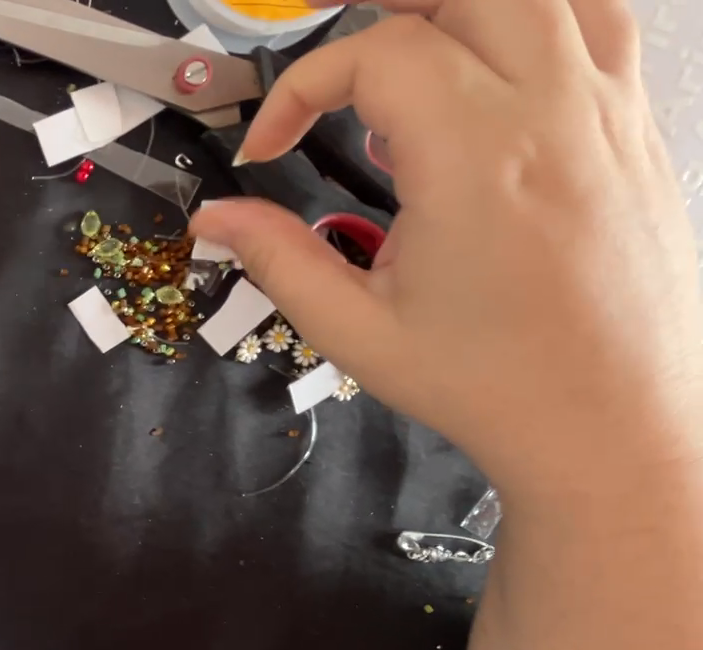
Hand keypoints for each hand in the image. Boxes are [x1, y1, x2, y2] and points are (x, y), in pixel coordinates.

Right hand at [192, 0, 702, 509]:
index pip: (380, 55)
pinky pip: (598, 20)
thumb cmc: (472, 376)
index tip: (262, 154)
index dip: (301, 89)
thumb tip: (209, 217)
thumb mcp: (349, 327)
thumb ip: (276, 257)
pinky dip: (529, 19)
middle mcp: (554, 108)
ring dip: (456, 8)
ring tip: (390, 58)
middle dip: (379, 12)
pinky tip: (478, 72)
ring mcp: (610, 105)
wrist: (610, 412)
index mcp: (477, 160)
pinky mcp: (637, 121)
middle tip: (322, 74)